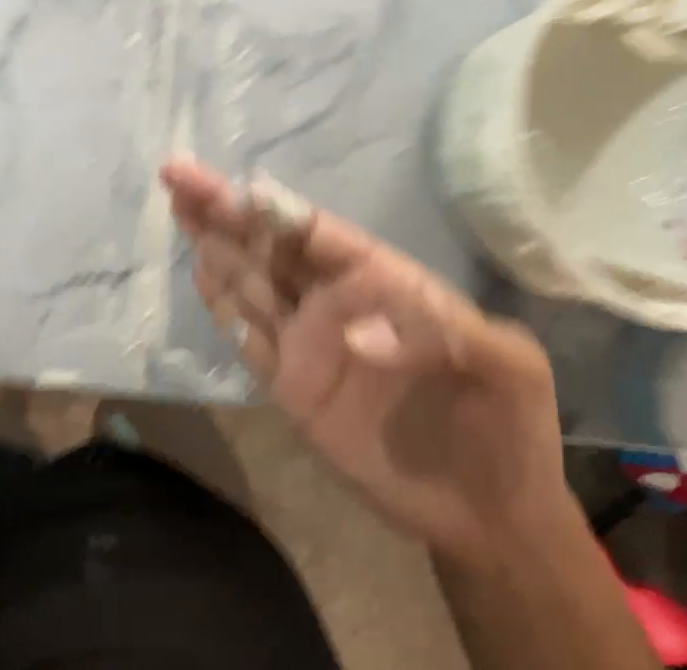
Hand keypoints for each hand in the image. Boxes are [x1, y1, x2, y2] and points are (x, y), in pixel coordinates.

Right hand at [161, 157, 578, 568]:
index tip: (236, 190)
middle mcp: (337, 302)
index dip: (278, 211)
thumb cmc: (509, 427)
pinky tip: (200, 272)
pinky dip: (222, 306)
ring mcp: (309, 344)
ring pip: (251, 282)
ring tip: (180, 207)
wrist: (487, 512)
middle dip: (226, 209)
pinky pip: (248, 337)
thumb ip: (444, 335)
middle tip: (178, 173)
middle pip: (272, 246)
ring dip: (215, 244)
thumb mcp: (508, 367)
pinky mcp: (290, 385)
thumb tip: (354, 333)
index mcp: (388, 283)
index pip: (322, 236)